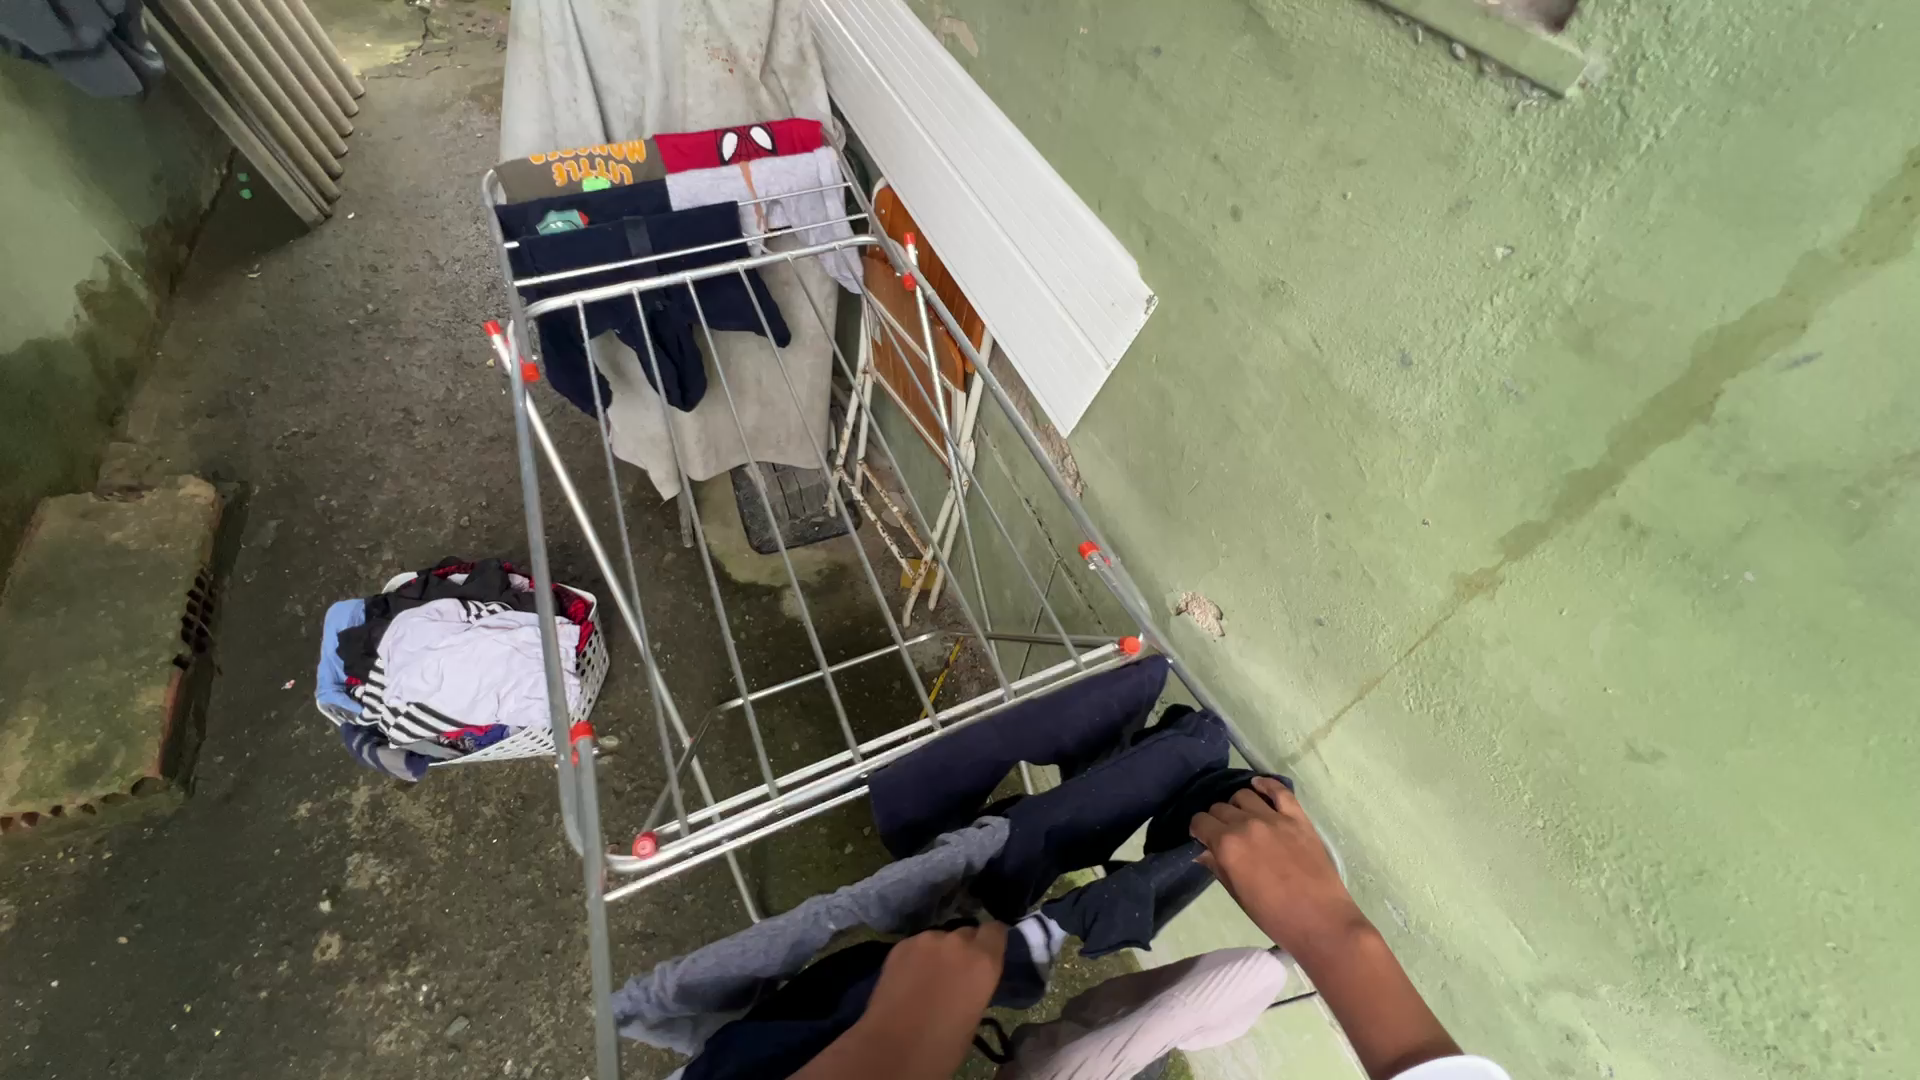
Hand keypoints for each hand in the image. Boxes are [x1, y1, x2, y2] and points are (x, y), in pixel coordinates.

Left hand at [795, 924, 1007, 1079]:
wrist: (892, 1050)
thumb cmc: (942, 1047)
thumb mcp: (974, 1016)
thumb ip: (977, 984)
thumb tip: (970, 979)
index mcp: (983, 961)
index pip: (995, 930)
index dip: (992, 941)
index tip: (987, 954)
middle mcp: (957, 941)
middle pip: (967, 933)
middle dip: (964, 949)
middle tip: (955, 974)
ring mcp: (927, 939)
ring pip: (940, 939)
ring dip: (939, 953)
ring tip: (928, 978)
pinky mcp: (902, 944)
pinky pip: (917, 945)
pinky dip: (917, 957)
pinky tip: (908, 979)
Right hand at [1188, 776, 1366, 963]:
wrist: (1323, 923)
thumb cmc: (1275, 917)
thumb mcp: (1238, 896)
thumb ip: (1218, 867)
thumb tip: (1203, 852)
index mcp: (1227, 845)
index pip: (1200, 821)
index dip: (1199, 830)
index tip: (1203, 839)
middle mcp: (1246, 824)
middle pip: (1219, 807)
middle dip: (1216, 819)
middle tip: (1224, 834)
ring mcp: (1273, 818)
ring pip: (1243, 795)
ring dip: (1237, 806)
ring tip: (1243, 818)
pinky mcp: (1298, 818)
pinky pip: (1279, 790)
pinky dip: (1266, 784)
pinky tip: (1259, 786)